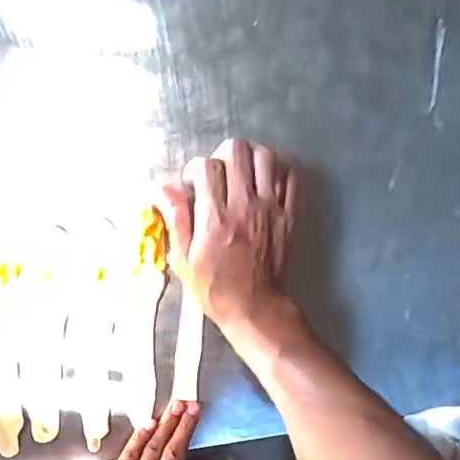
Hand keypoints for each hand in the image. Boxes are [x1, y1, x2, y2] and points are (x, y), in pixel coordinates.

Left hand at [64, 401, 201, 459]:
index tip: (191, 425)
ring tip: (176, 407)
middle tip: (193, 405)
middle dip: (183, 427)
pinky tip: (151, 423)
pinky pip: (131, 454)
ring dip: (166, 425)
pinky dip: (141, 437)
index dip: (185, 443)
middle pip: (171, 453)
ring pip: (154, 449)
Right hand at [159, 138, 298, 337]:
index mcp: (214, 218)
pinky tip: (265, 182)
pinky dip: (278, 170)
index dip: (195, 169)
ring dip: (250, 158)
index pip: (206, 167)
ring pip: (265, 156)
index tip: (193, 184)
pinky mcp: (289, 214)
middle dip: (222, 156)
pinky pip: (291, 175)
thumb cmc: (214, 289)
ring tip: (242, 174)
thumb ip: (178, 220)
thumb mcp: (184, 261)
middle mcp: (244, 206)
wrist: (254, 308)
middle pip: (236, 151)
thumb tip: (168, 189)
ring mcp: (270, 208)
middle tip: (219, 174)